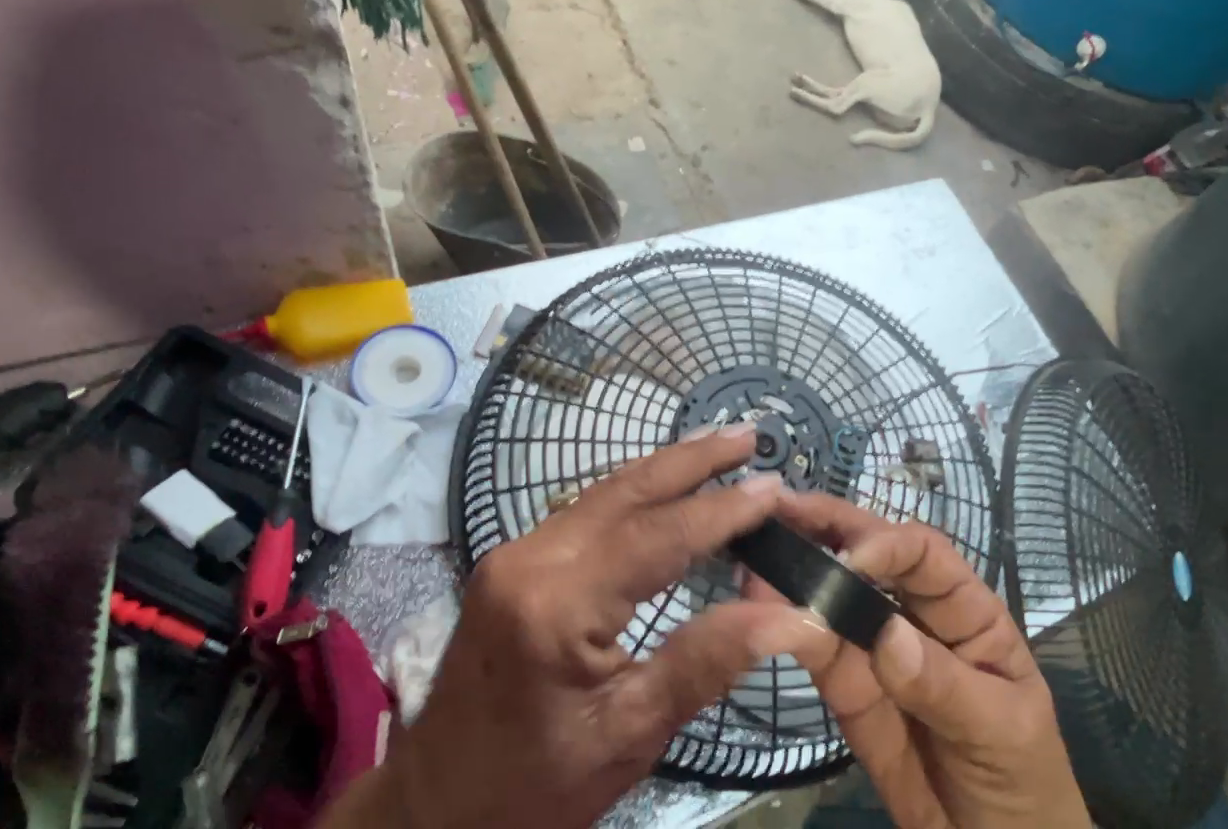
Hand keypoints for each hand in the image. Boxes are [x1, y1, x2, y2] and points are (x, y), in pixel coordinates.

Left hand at [322, 425, 819, 828]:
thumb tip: (788, 615)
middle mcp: (529, 561)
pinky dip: (633, 494)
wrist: (439, 801)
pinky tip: (663, 488)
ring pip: (601, 495)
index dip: (720, 511)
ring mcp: (514, 556)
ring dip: (663, 469)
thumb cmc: (537, 783)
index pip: (655, 537)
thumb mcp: (630, 734)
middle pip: (623, 493)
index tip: (774, 488)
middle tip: (748, 436)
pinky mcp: (511, 563)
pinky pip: (583, 514)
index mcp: (556, 606)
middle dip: (691, 460)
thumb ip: (705, 662)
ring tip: (718, 446)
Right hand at [765, 491, 1088, 828]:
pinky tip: (760, 606)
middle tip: (779, 509)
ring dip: (796, 575)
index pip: (924, 556)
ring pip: (835, 601)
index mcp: (966, 611)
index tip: (848, 559)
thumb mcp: (1000, 730)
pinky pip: (819, 655)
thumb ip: (944, 684)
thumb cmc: (1022, 780)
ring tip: (753, 555)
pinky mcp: (849, 693)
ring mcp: (877, 653)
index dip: (886, 546)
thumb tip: (886, 635)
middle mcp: (916, 617)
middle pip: (870, 559)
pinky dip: (789, 630)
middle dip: (827, 528)